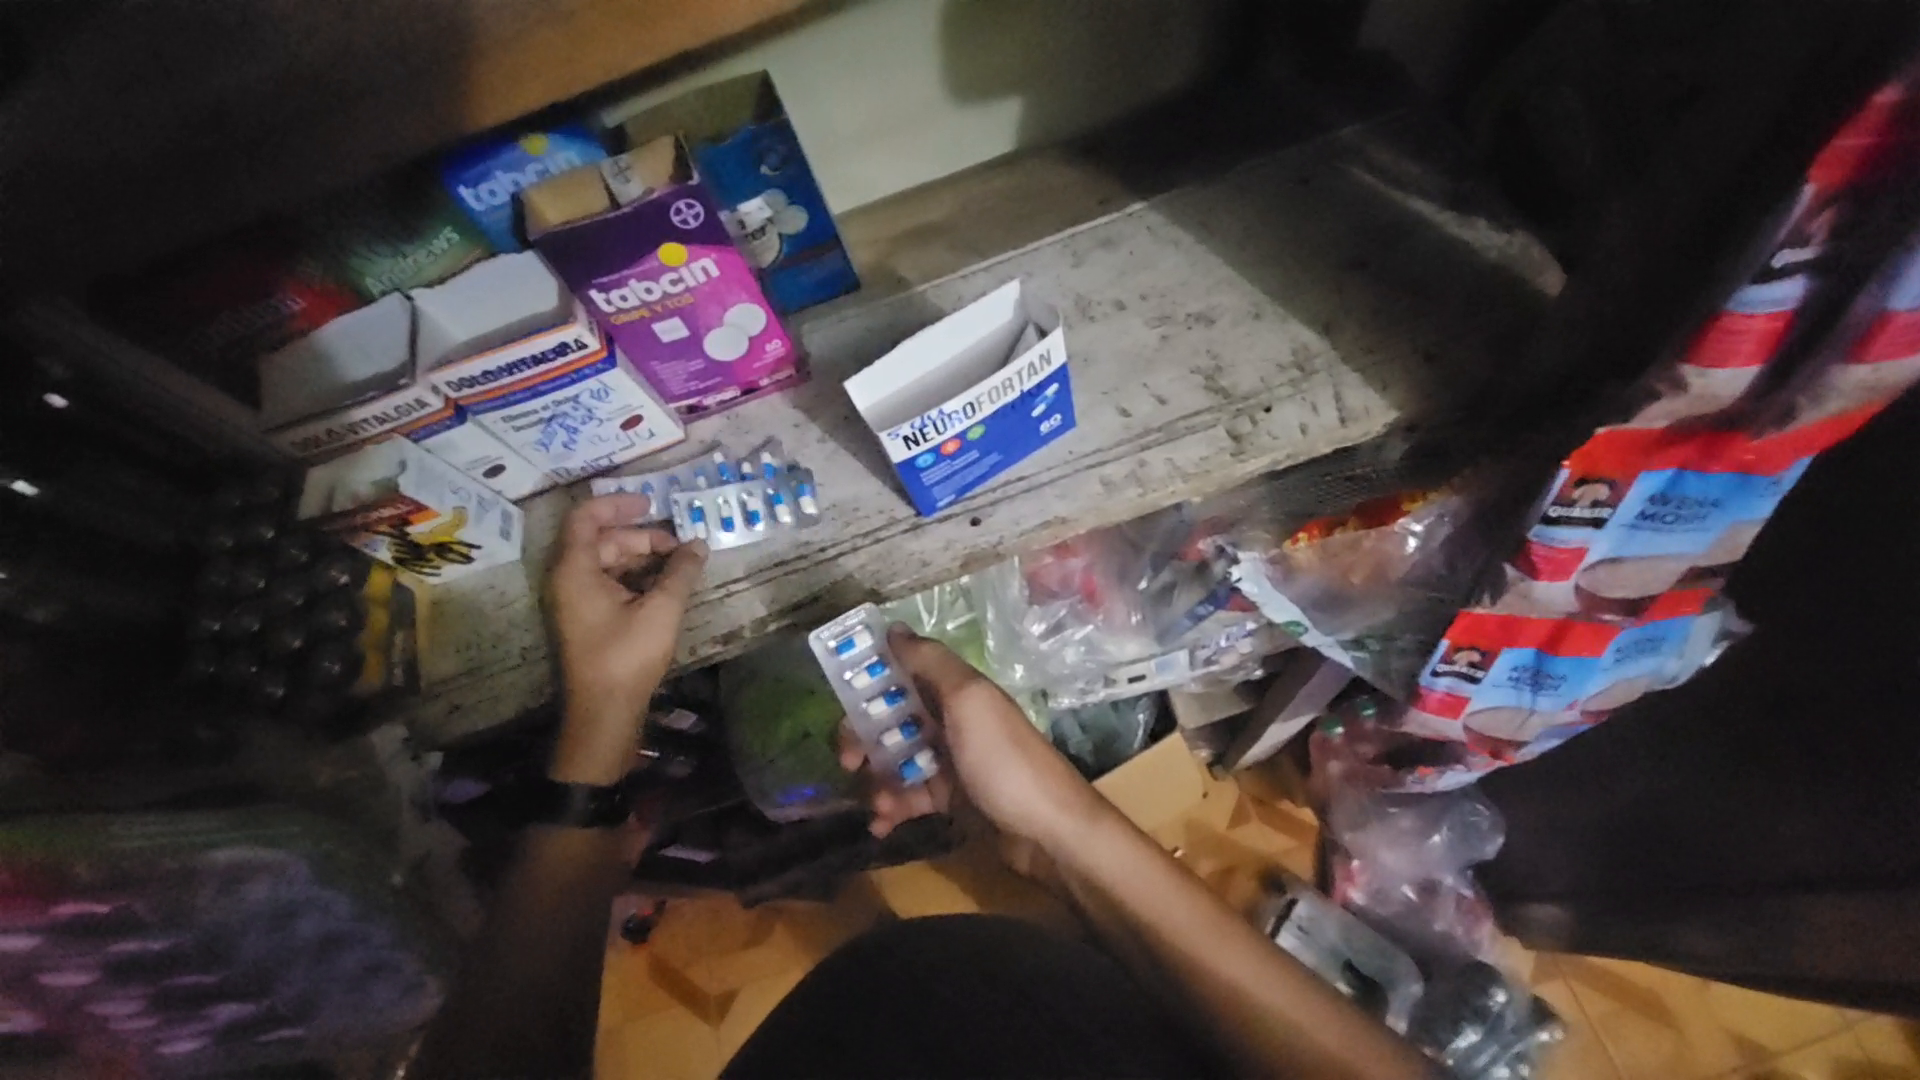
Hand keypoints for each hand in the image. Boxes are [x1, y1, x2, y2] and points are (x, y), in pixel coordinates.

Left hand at [547, 494, 706, 784]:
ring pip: (610, 562)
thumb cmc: (627, 656)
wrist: (604, 711)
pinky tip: (668, 585)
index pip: (588, 517)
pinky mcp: (589, 617)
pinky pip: (611, 582)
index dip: (619, 504)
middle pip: (604, 540)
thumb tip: (699, 544)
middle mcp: (569, 578)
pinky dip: (638, 577)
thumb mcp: (661, 609)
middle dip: (644, 537)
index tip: (653, 504)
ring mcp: (577, 599)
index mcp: (575, 569)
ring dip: (644, 558)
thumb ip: (680, 572)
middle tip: (682, 547)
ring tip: (681, 565)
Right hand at [841, 626, 1109, 849]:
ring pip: (898, 759)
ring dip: (877, 779)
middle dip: (864, 737)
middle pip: (894, 718)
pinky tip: (881, 826)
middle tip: (847, 760)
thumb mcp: (968, 701)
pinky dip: (893, 808)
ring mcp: (952, 760)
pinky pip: (911, 796)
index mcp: (956, 690)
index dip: (870, 682)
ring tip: (876, 805)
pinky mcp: (953, 798)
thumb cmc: (1003, 760)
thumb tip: (894, 628)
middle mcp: (952, 719)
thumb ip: (930, 662)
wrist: (1048, 832)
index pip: (903, 673)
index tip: (841, 700)